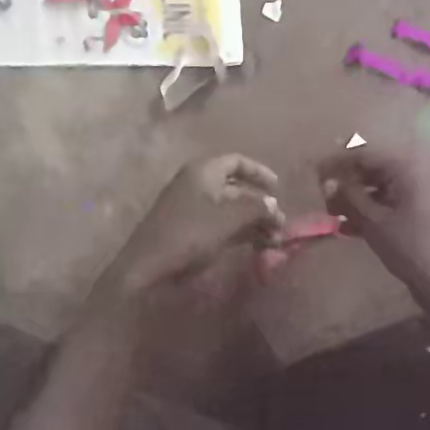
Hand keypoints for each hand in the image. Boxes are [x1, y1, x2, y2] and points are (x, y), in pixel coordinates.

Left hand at [100, 153, 284, 296]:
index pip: (237, 162)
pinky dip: (240, 234)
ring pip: (230, 211)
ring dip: (253, 223)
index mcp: (203, 172)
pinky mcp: (190, 233)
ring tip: (274, 242)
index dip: (259, 173)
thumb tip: (273, 206)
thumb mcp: (229, 219)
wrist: (148, 267)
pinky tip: (256, 247)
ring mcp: (192, 210)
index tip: (279, 189)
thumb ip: (257, 208)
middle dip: (260, 206)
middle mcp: (197, 185)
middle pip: (236, 189)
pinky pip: (221, 226)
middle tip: (280, 225)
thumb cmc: (190, 235)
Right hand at [318, 148, 429, 339]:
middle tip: (325, 197)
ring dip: (357, 199)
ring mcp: (424, 194)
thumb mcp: (373, 222)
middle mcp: (418, 174)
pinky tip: (351, 228)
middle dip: (348, 182)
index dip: (338, 162)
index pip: (366, 155)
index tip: (317, 173)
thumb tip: (328, 181)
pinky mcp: (424, 213)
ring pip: (382, 188)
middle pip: (375, 169)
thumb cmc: (409, 248)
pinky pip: (393, 203)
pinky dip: (372, 211)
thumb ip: (348, 197)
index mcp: (408, 169)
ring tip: (335, 216)